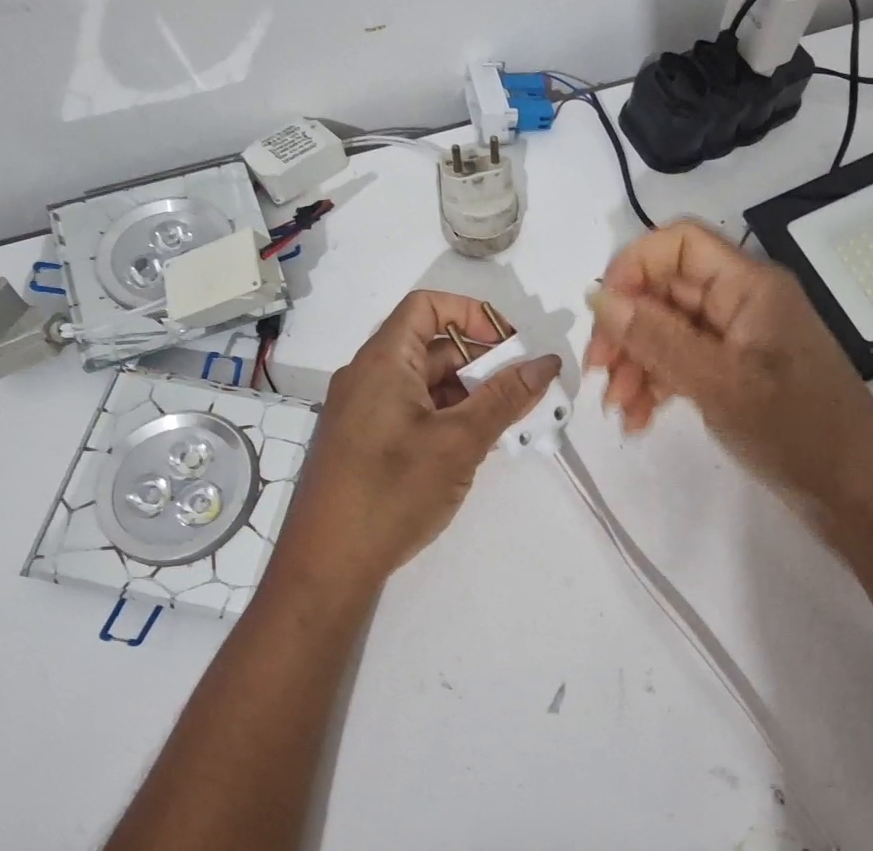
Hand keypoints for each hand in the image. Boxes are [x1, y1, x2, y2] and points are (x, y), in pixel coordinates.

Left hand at [274, 291, 562, 595]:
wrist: (326, 565)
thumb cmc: (392, 492)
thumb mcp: (458, 443)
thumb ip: (504, 398)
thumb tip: (546, 362)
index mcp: (382, 361)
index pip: (426, 306)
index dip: (472, 315)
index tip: (511, 345)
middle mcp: (367, 377)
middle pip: (430, 345)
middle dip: (480, 361)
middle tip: (522, 390)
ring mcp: (362, 412)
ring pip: (423, 383)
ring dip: (467, 393)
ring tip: (506, 422)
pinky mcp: (363, 442)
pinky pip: (410, 411)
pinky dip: (445, 417)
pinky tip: (473, 446)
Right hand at [584, 220, 872, 506]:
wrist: (857, 493)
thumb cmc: (797, 430)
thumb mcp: (719, 383)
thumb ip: (656, 337)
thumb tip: (599, 297)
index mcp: (749, 286)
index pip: (679, 244)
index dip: (634, 266)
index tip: (602, 313)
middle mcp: (742, 303)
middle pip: (666, 290)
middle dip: (626, 328)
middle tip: (598, 374)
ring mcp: (739, 341)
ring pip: (667, 330)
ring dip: (635, 364)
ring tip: (617, 411)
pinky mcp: (736, 374)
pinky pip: (683, 363)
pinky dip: (656, 385)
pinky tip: (638, 420)